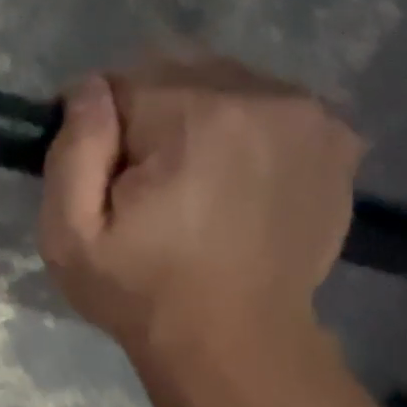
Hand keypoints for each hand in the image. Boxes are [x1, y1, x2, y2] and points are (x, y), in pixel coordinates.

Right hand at [38, 55, 366, 363]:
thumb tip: (85, 90)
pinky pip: (271, 108)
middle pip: (180, 71)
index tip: (88, 168)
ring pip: (227, 84)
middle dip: (145, 113)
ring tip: (180, 181)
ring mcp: (312, 116)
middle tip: (133, 179)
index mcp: (194, 118)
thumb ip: (73, 153)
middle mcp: (264, 98)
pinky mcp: (336, 139)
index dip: (94, 123)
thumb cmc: (137, 290)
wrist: (232, 335)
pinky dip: (240, 130)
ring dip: (194, 117)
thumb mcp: (69, 234)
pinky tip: (225, 182)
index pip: (124, 79)